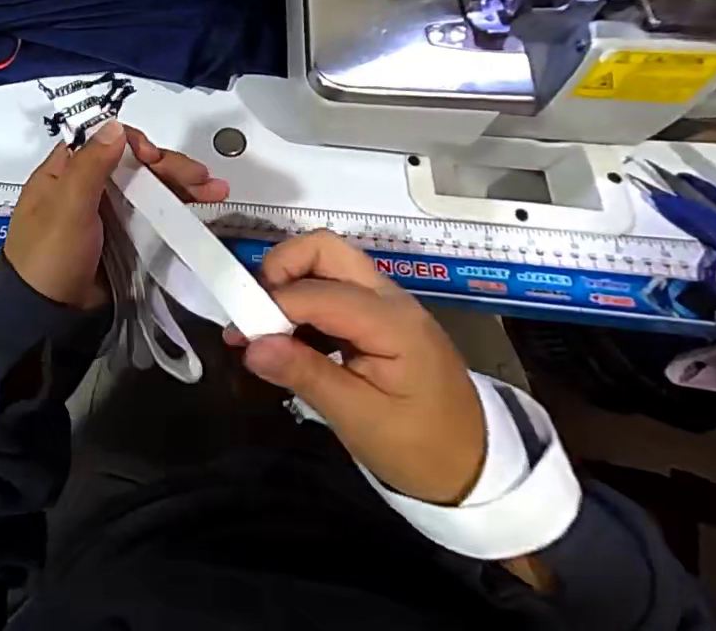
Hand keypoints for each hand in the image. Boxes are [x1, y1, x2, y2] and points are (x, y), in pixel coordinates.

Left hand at [4, 120, 228, 309]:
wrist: (51, 318)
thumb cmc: (49, 257)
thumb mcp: (66, 207)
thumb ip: (90, 165)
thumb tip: (115, 125)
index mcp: (64, 173)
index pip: (102, 141)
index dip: (131, 142)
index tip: (152, 157)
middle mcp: (87, 188)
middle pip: (133, 164)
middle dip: (168, 165)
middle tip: (200, 176)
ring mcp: (109, 213)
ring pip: (149, 187)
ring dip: (181, 185)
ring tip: (215, 189)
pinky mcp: (126, 236)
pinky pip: (154, 214)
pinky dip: (178, 208)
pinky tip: (202, 205)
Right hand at [228, 230, 487, 504]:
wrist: (473, 466)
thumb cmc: (419, 448)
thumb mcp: (359, 419)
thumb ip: (305, 374)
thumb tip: (251, 346)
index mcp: (392, 322)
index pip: (319, 292)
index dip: (273, 306)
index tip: (241, 334)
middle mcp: (390, 297)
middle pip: (325, 249)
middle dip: (282, 268)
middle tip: (255, 311)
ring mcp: (386, 301)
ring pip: (328, 260)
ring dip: (291, 280)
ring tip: (265, 324)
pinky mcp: (379, 314)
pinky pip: (334, 285)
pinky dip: (304, 296)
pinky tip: (290, 333)